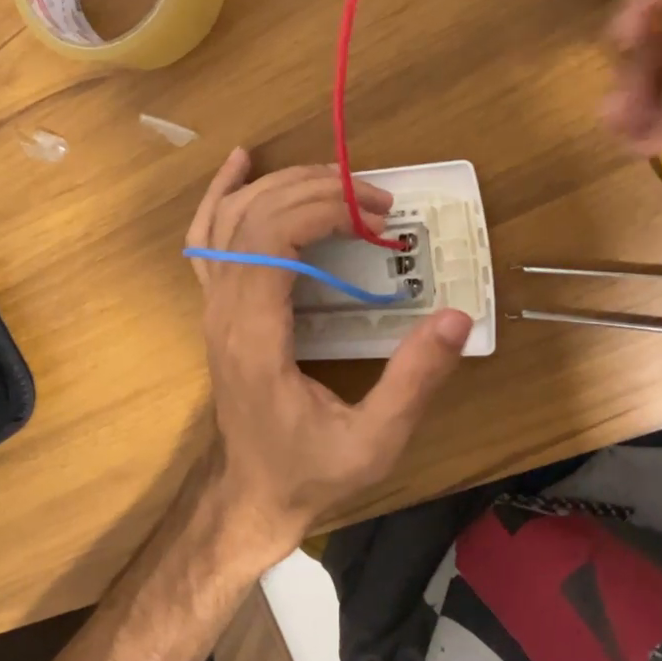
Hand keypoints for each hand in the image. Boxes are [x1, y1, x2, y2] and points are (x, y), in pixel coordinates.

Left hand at [185, 149, 472, 557]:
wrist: (250, 496)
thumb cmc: (308, 472)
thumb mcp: (373, 442)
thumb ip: (413, 382)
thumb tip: (455, 317)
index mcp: (255, 337)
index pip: (272, 241)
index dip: (323, 208)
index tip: (377, 214)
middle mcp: (223, 311)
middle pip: (253, 218)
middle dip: (315, 190)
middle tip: (375, 198)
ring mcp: (212, 306)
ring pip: (227, 219)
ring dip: (279, 185)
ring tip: (332, 174)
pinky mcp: (215, 307)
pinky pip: (206, 238)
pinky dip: (221, 195)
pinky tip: (239, 164)